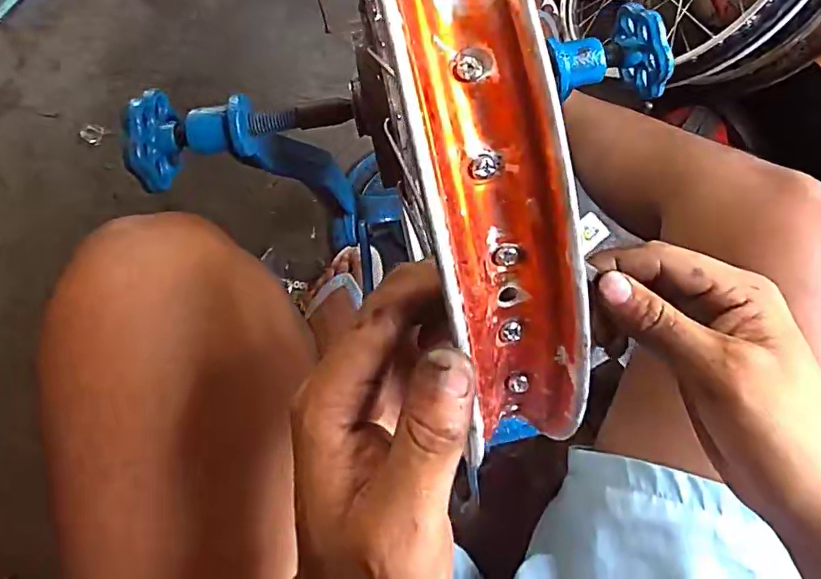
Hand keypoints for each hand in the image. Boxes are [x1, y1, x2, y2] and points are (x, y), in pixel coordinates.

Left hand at [292, 261, 473, 578]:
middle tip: (490, 285)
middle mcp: (340, 385)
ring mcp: (364, 393)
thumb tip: (455, 356)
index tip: (470, 273)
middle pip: (389, 315)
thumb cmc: (371, 573)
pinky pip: (421, 357)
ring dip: (447, 314)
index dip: (421, 287)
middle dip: (437, 294)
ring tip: (493, 303)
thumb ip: (427, 437)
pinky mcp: (390, 406)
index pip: (375, 319)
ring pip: (407, 330)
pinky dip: (451, 344)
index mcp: (327, 400)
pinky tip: (481, 342)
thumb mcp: (402, 515)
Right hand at [592, 243, 820, 578]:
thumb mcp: (717, 371)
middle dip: (616, 288)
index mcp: (741, 289)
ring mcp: (710, 329)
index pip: (666, 259)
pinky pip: (654, 330)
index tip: (580, 283)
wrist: (816, 508)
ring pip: (651, 301)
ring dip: (618, 311)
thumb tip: (607, 281)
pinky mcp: (697, 358)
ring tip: (595, 336)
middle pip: (656, 275)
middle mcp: (724, 299)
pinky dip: (629, 333)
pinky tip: (610, 346)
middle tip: (583, 316)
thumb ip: (660, 322)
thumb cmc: (782, 434)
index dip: (621, 265)